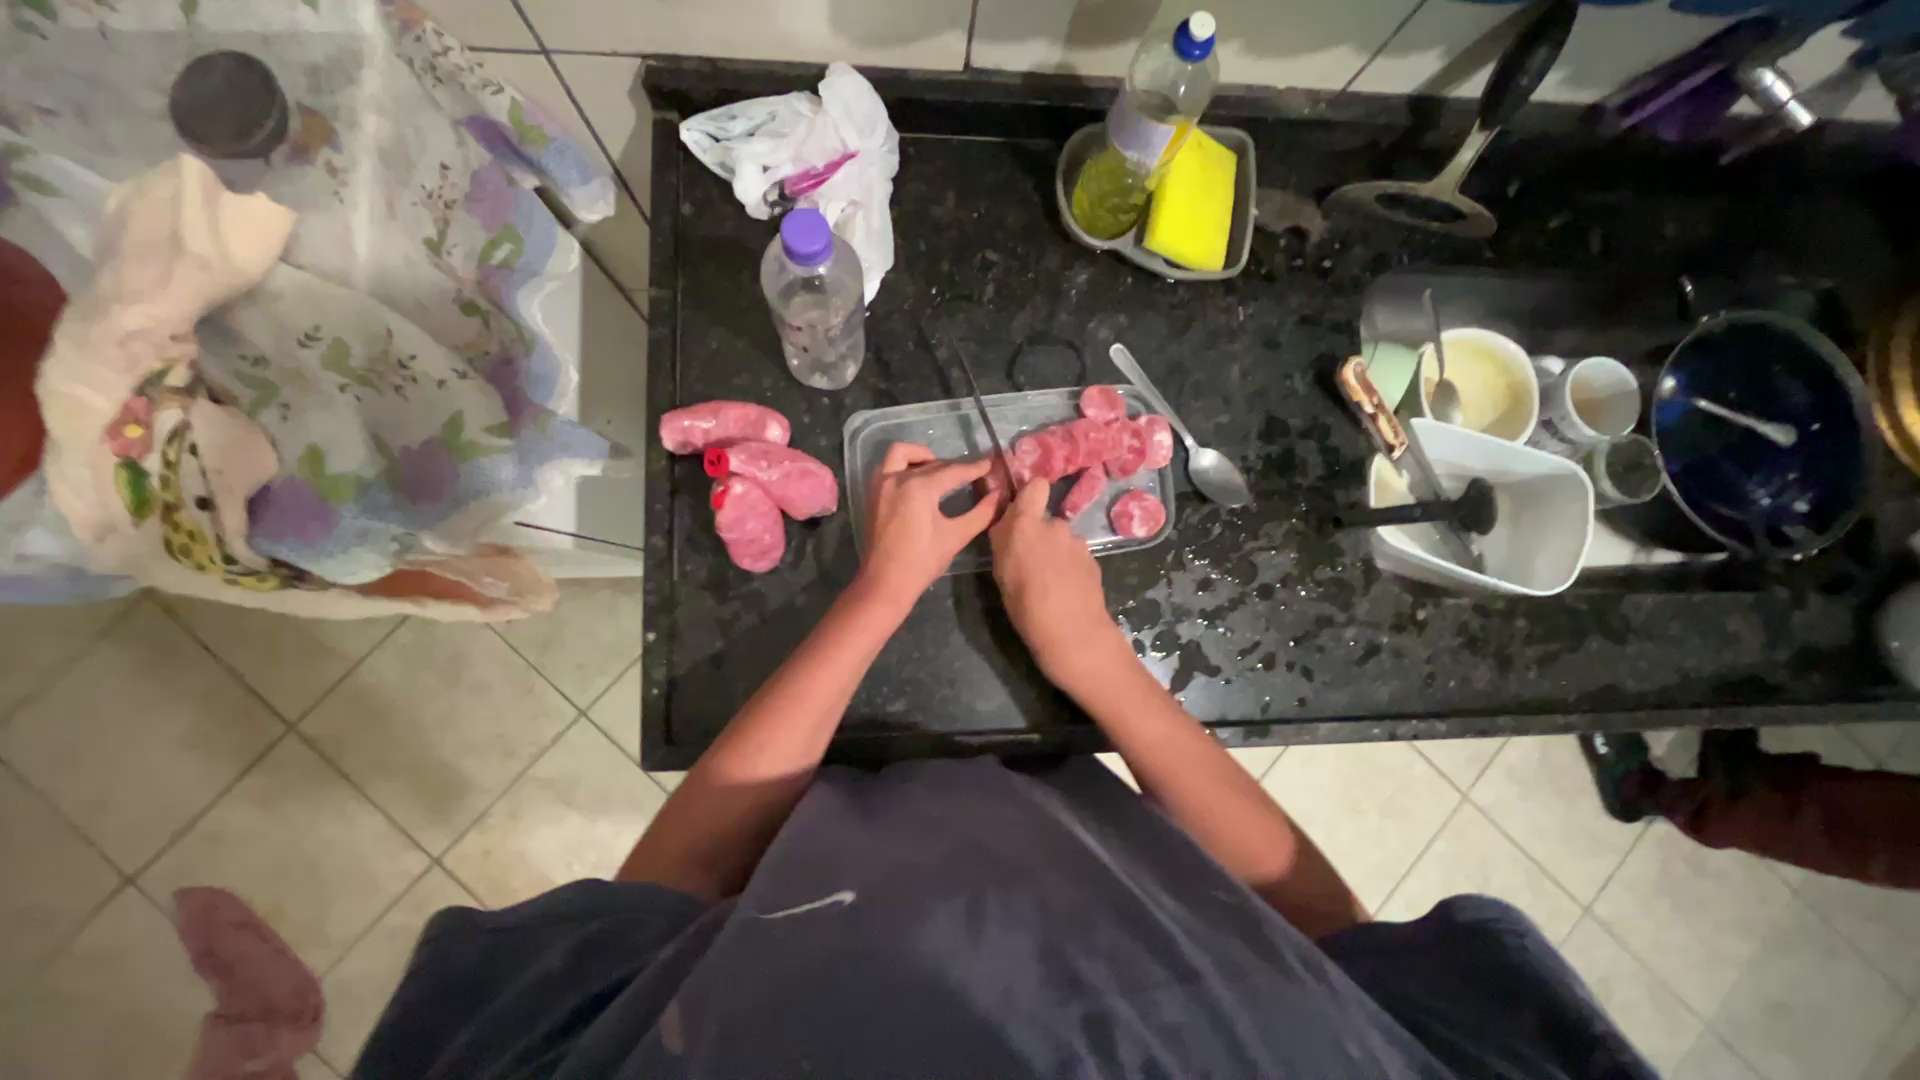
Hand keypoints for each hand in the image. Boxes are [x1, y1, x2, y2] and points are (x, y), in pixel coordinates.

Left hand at [858, 443, 1000, 601]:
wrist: (885, 582)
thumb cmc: (922, 562)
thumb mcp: (956, 537)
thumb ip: (981, 513)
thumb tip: (998, 494)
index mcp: (920, 488)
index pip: (953, 471)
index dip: (974, 467)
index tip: (990, 463)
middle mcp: (898, 478)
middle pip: (933, 463)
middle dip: (954, 466)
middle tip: (971, 473)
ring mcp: (881, 484)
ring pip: (902, 454)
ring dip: (921, 455)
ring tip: (938, 469)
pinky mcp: (872, 493)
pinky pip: (887, 465)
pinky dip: (902, 464)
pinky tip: (916, 479)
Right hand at [989, 477, 1127, 687]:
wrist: (1072, 633)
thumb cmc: (1025, 605)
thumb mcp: (1001, 572)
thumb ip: (1005, 542)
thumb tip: (1007, 524)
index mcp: (1026, 525)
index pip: (1035, 486)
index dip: (1030, 494)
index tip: (1022, 511)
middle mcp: (1055, 526)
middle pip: (1046, 521)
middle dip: (1039, 536)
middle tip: (1030, 564)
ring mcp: (1077, 543)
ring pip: (1061, 541)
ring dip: (1055, 554)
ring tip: (1049, 584)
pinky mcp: (1093, 560)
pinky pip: (1074, 557)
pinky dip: (1069, 569)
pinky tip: (1066, 592)